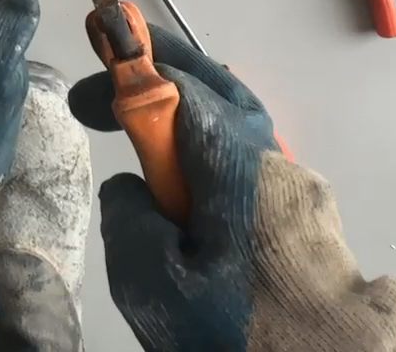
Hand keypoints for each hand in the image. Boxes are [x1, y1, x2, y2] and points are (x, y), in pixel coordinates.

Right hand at [70, 27, 395, 351]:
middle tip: (114, 72)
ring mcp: (298, 190)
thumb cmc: (241, 333)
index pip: (181, 87)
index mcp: (238, 167)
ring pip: (238, 122)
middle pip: (216, 88)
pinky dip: (211, 143)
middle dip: (161, 69)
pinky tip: (190, 173)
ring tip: (144, 121)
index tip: (88, 93)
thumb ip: (128, 217)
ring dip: (187, 106)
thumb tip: (132, 187)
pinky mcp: (307, 219)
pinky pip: (250, 158)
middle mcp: (274, 164)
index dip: (130, 73)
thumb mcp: (156, 285)